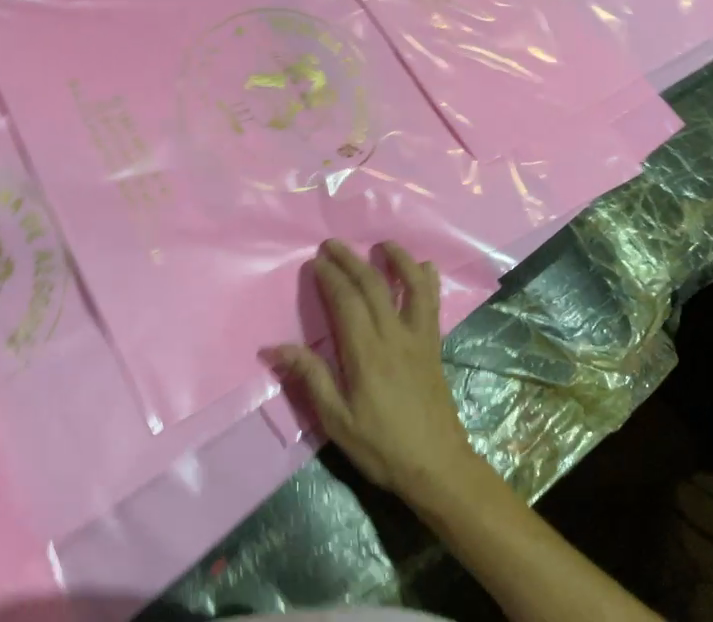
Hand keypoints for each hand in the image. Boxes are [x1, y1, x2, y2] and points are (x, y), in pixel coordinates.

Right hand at [274, 240, 482, 506]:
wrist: (439, 469)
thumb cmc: (382, 447)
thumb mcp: (337, 420)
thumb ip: (310, 377)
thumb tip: (273, 348)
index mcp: (366, 353)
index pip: (345, 301)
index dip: (330, 277)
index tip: (316, 261)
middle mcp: (394, 337)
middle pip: (373, 286)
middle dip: (351, 260)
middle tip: (332, 244)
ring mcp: (419, 341)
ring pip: (411, 288)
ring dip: (398, 261)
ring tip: (383, 243)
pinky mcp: (434, 349)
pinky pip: (432, 306)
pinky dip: (427, 283)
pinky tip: (426, 269)